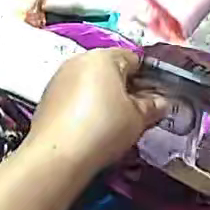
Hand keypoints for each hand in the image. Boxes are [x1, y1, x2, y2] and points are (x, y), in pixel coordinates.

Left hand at [25, 47, 168, 174]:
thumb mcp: (137, 119)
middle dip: (124, 87)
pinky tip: (89, 127)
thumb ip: (152, 106)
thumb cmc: (104, 127)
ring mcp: (60, 75)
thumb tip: (160, 102)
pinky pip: (74, 94)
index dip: (147, 78)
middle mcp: (80, 59)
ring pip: (90, 81)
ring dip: (103, 96)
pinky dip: (84, 105)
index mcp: (104, 57)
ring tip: (112, 123)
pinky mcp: (48, 94)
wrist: (58, 153)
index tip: (154, 100)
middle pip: (110, 68)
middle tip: (136, 113)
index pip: (133, 58)